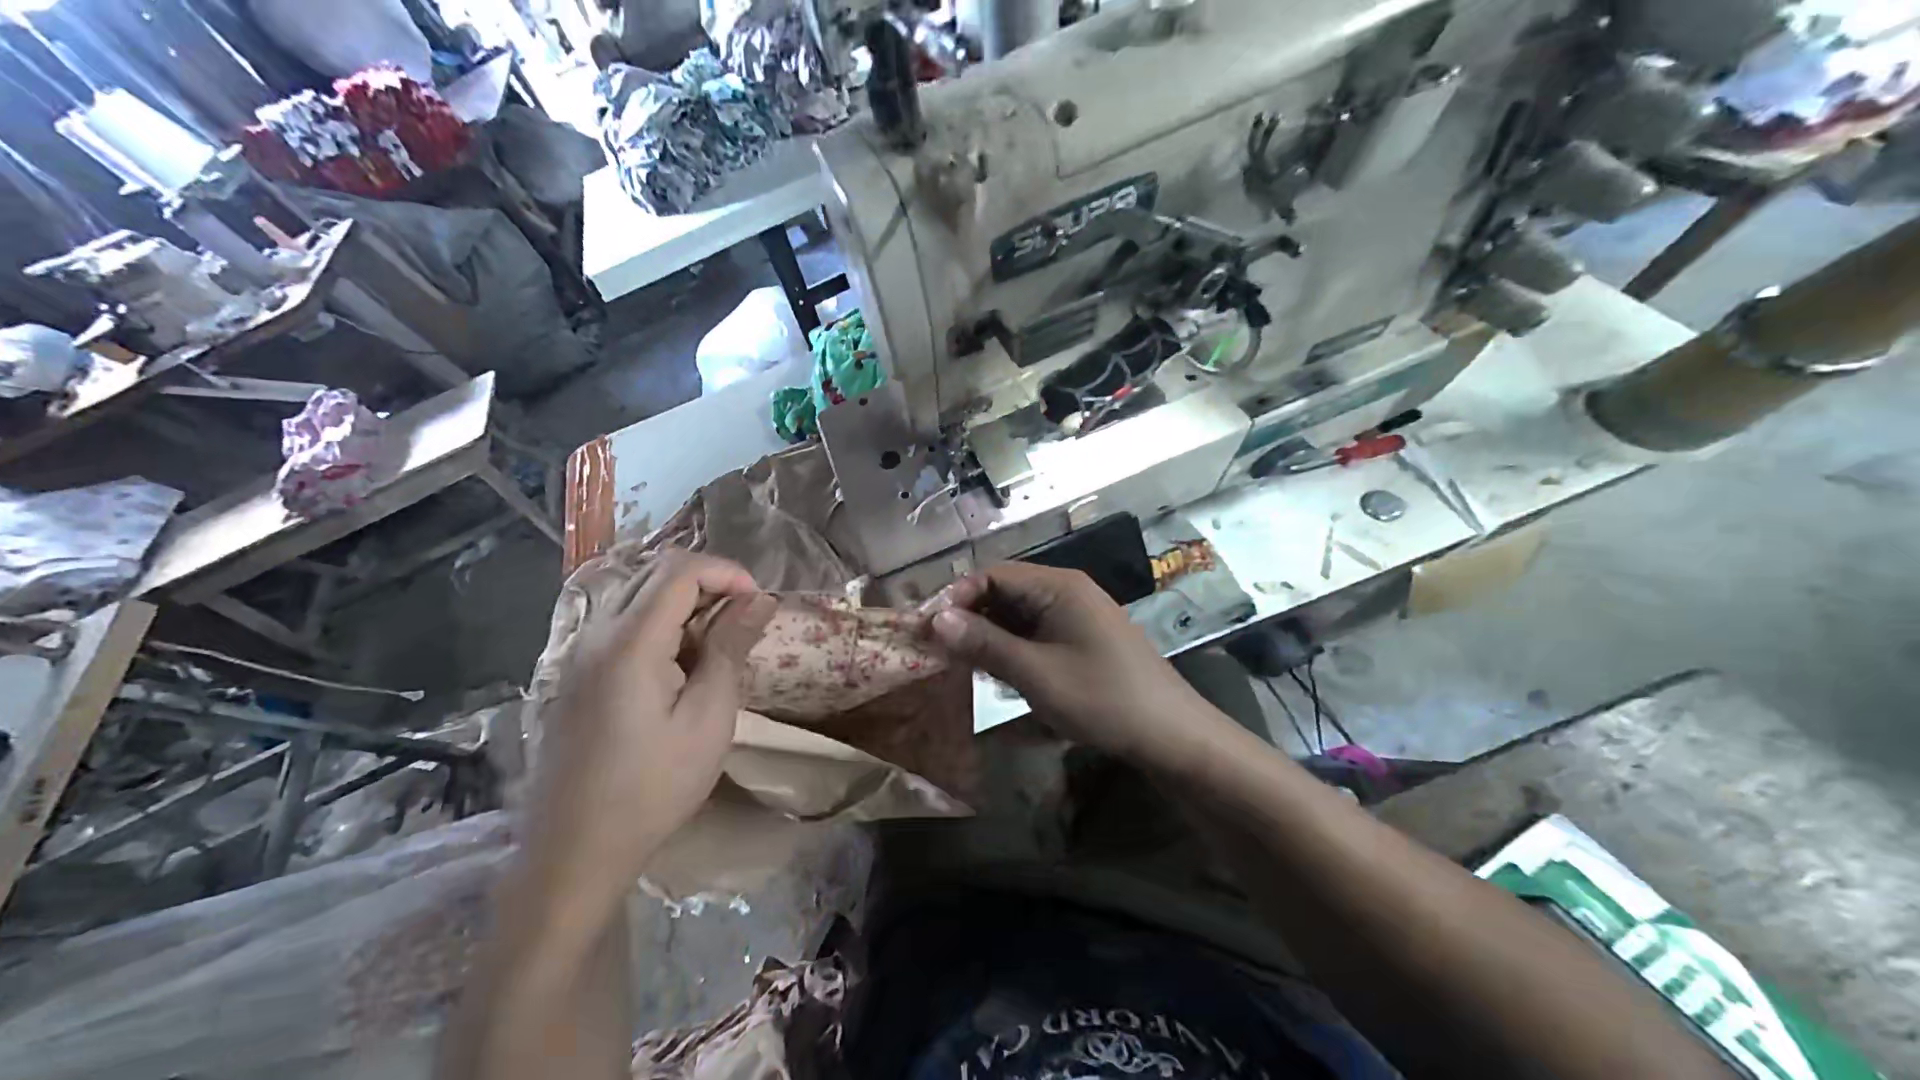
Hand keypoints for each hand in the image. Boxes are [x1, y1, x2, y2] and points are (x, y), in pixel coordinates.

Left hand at [530, 550, 775, 893]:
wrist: (576, 850)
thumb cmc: (654, 786)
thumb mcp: (708, 717)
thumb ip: (731, 647)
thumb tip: (760, 599)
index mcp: (629, 642)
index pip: (680, 571)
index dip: (727, 573)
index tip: (759, 604)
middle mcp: (596, 634)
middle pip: (654, 574)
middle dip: (708, 584)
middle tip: (743, 622)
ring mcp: (578, 654)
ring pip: (636, 596)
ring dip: (684, 604)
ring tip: (716, 644)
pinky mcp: (575, 675)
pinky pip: (621, 624)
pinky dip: (660, 625)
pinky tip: (680, 666)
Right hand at [925, 563, 1233, 766]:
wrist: (1170, 734)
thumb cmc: (1102, 699)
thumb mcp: (1036, 674)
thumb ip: (985, 643)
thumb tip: (936, 618)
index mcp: (1058, 587)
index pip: (993, 575)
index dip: (956, 598)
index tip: (927, 629)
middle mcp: (1067, 592)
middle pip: (1004, 593)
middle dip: (970, 619)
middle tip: (939, 652)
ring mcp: (1077, 616)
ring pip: (1018, 616)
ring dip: (990, 638)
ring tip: (964, 668)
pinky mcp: (1082, 640)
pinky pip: (1036, 634)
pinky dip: (1013, 650)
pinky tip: (1001, 678)